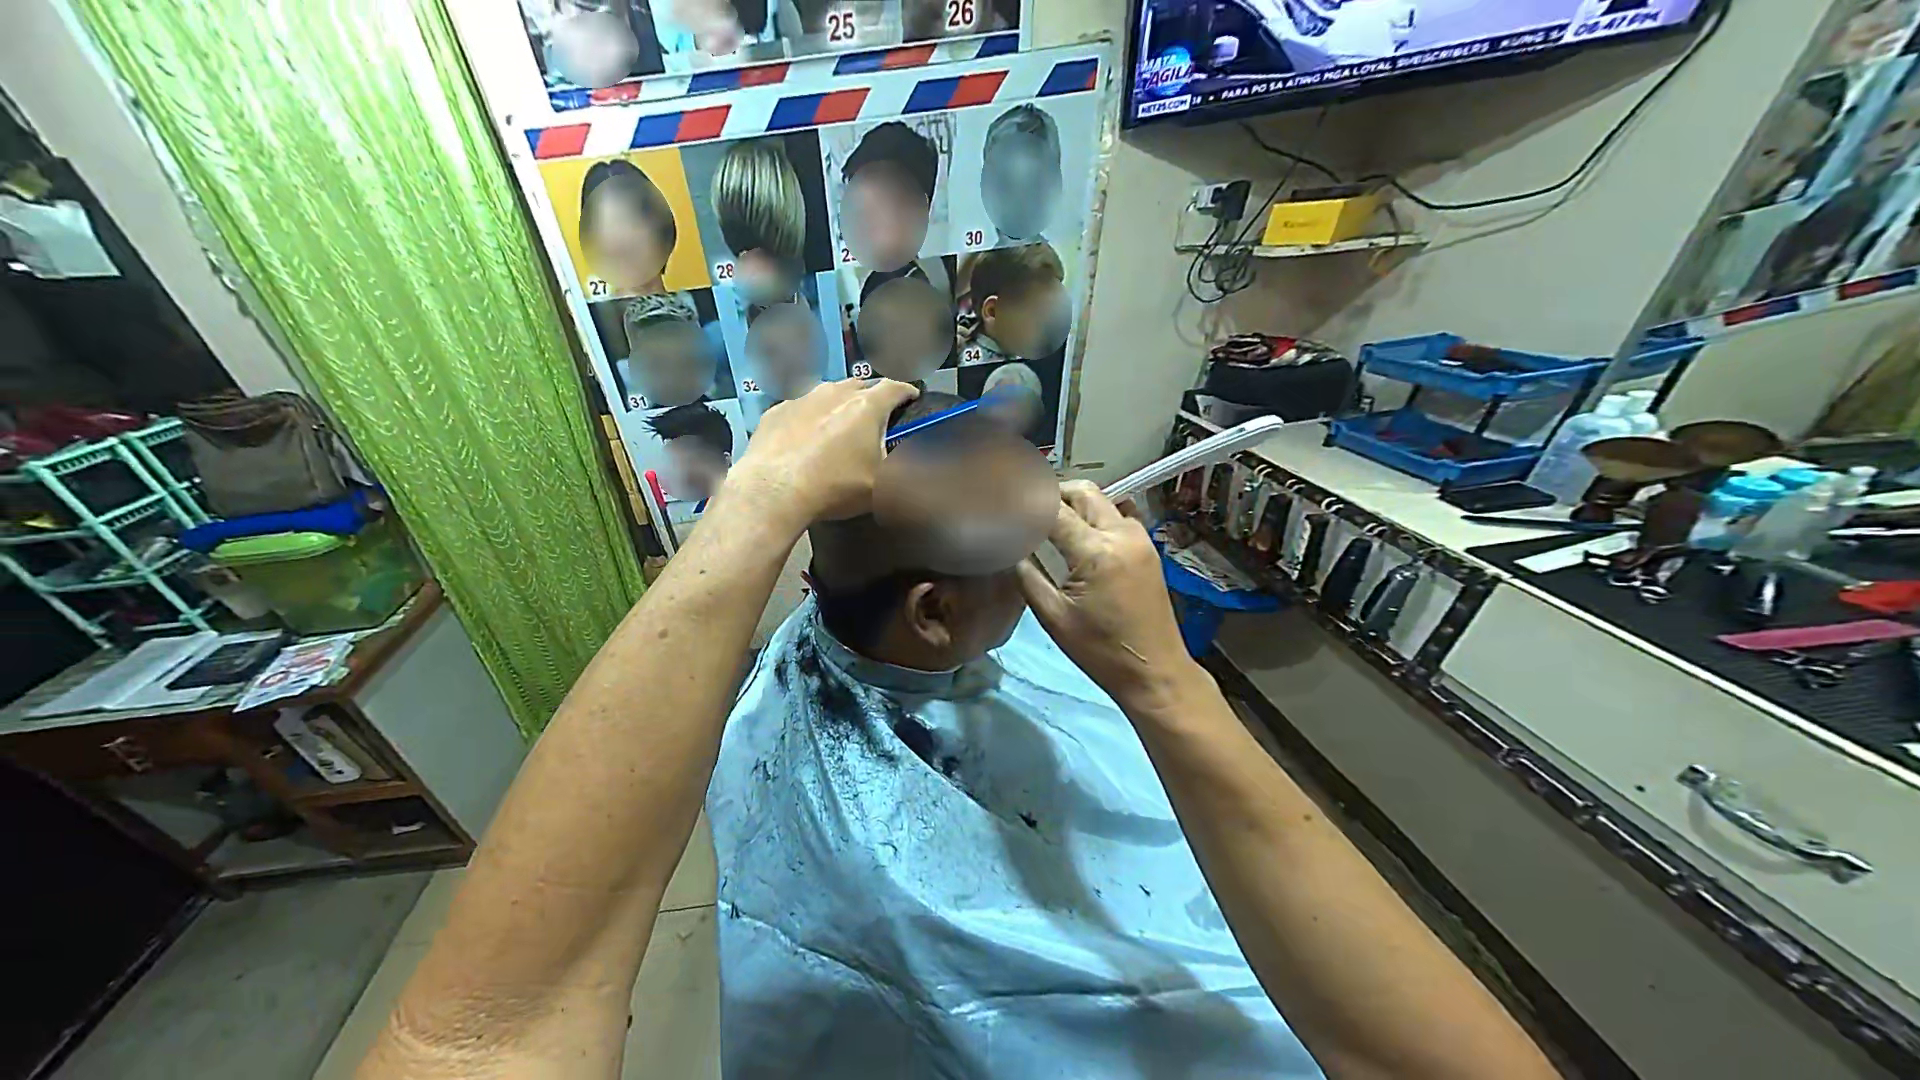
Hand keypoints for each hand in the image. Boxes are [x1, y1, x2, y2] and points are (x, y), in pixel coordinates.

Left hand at [723, 379, 918, 526]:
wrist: (773, 492)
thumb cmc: (834, 486)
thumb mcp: (881, 487)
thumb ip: (903, 472)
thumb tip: (919, 470)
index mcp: (866, 406)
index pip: (895, 387)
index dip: (907, 392)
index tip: (912, 398)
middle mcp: (834, 393)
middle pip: (860, 386)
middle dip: (872, 397)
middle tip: (876, 418)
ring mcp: (802, 399)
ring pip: (828, 394)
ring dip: (839, 406)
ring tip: (839, 429)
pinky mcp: (776, 412)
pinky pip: (800, 409)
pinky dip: (809, 419)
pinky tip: (805, 440)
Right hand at [1015, 481, 1201, 708]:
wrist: (1155, 671)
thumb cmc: (1100, 651)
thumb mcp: (1053, 615)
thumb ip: (1027, 573)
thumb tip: (1008, 545)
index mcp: (1097, 551)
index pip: (1053, 509)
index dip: (1024, 502)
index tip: (1002, 503)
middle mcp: (1122, 533)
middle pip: (1081, 492)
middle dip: (1051, 495)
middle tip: (1025, 512)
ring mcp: (1139, 538)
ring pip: (1101, 501)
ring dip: (1073, 504)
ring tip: (1046, 524)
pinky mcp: (1147, 547)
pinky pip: (1115, 517)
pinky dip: (1092, 517)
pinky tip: (1075, 538)